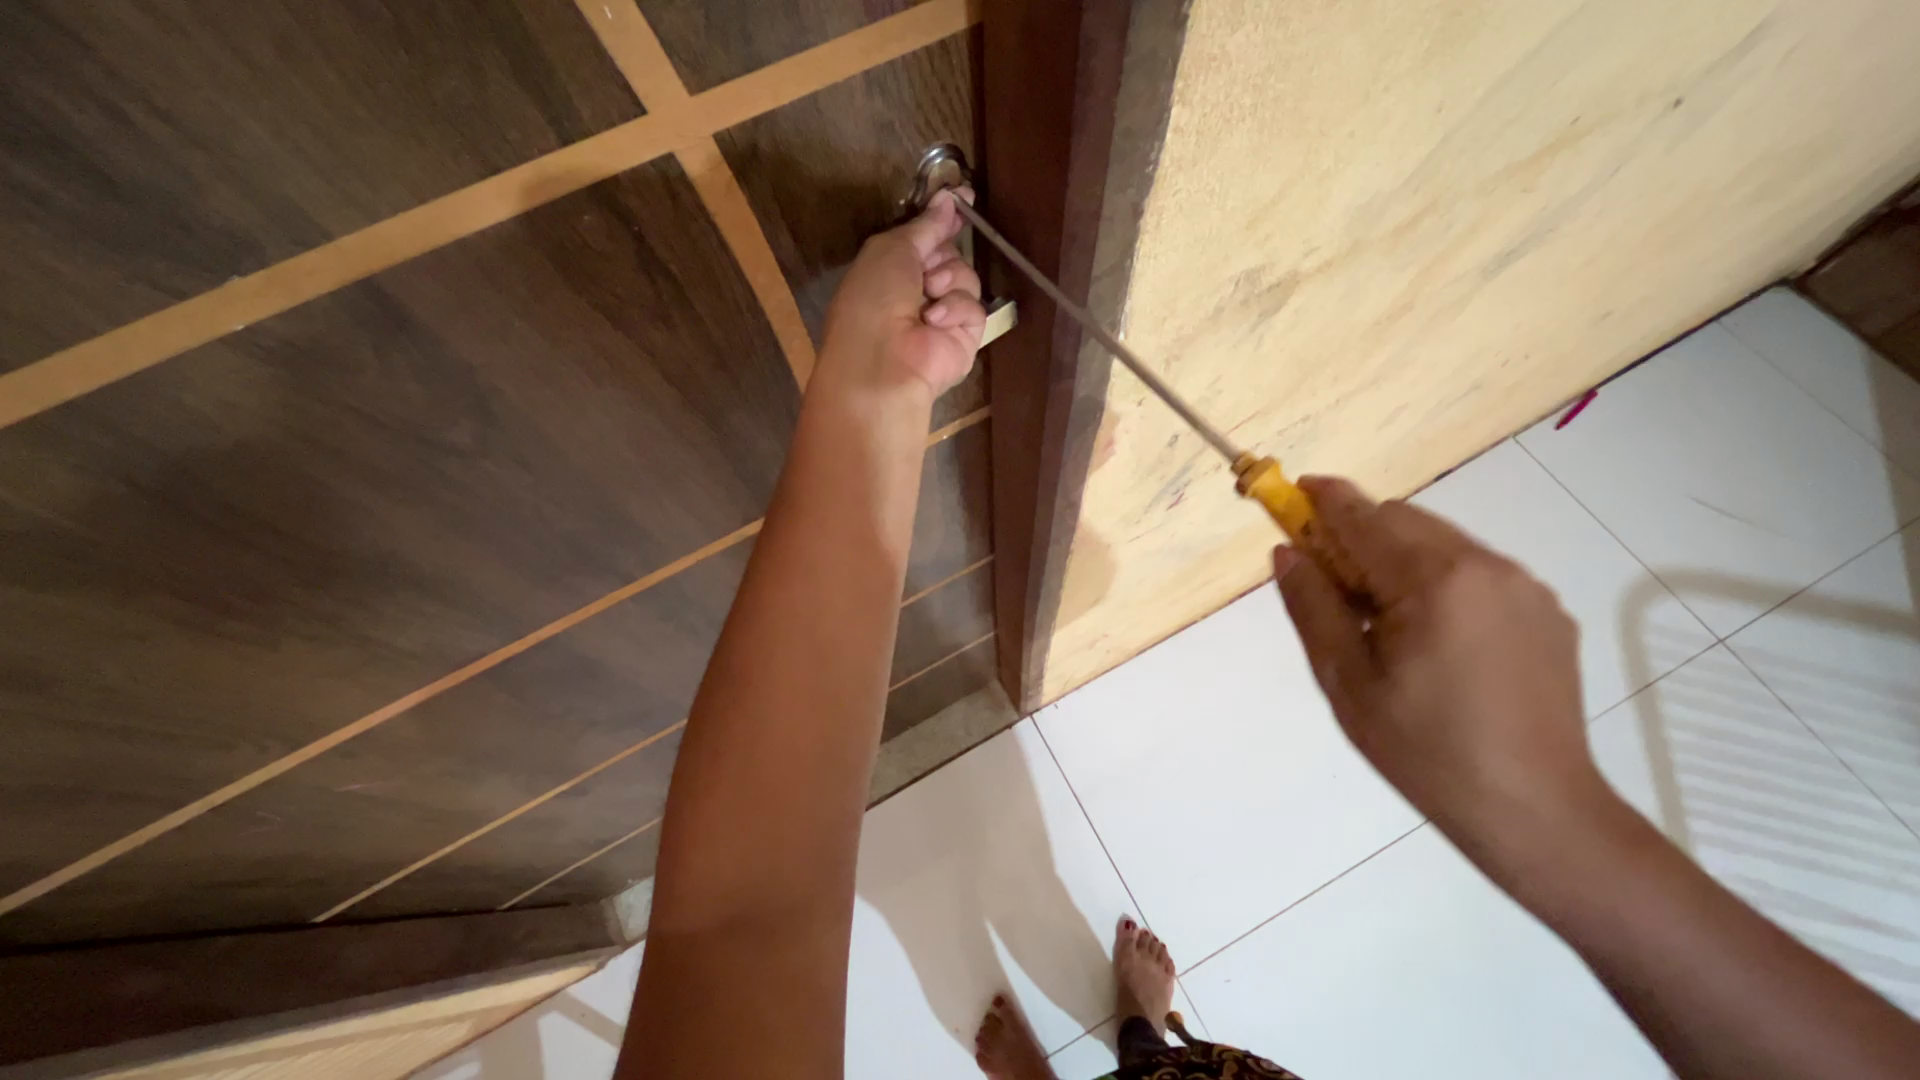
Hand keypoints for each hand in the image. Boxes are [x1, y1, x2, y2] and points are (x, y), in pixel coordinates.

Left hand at [819, 188, 984, 396]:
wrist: (883, 362)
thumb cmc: (874, 300)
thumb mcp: (892, 249)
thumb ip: (925, 226)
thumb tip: (951, 198)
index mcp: (892, 270)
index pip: (926, 238)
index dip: (944, 219)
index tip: (964, 198)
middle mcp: (918, 292)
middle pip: (950, 254)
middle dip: (942, 254)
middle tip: (927, 268)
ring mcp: (944, 316)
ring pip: (966, 277)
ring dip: (948, 280)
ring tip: (929, 296)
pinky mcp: (966, 337)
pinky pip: (974, 307)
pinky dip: (955, 309)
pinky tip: (934, 322)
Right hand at [1274, 477, 1607, 862]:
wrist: (1533, 808)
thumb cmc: (1423, 749)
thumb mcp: (1346, 680)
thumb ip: (1312, 606)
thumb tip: (1286, 552)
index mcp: (1435, 581)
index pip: (1366, 518)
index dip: (1325, 500)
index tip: (1294, 490)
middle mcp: (1488, 566)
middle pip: (1406, 521)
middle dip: (1359, 532)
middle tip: (1328, 578)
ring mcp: (1526, 588)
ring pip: (1442, 543)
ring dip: (1399, 557)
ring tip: (1379, 618)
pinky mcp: (1547, 613)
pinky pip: (1477, 572)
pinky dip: (1439, 580)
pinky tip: (1430, 636)